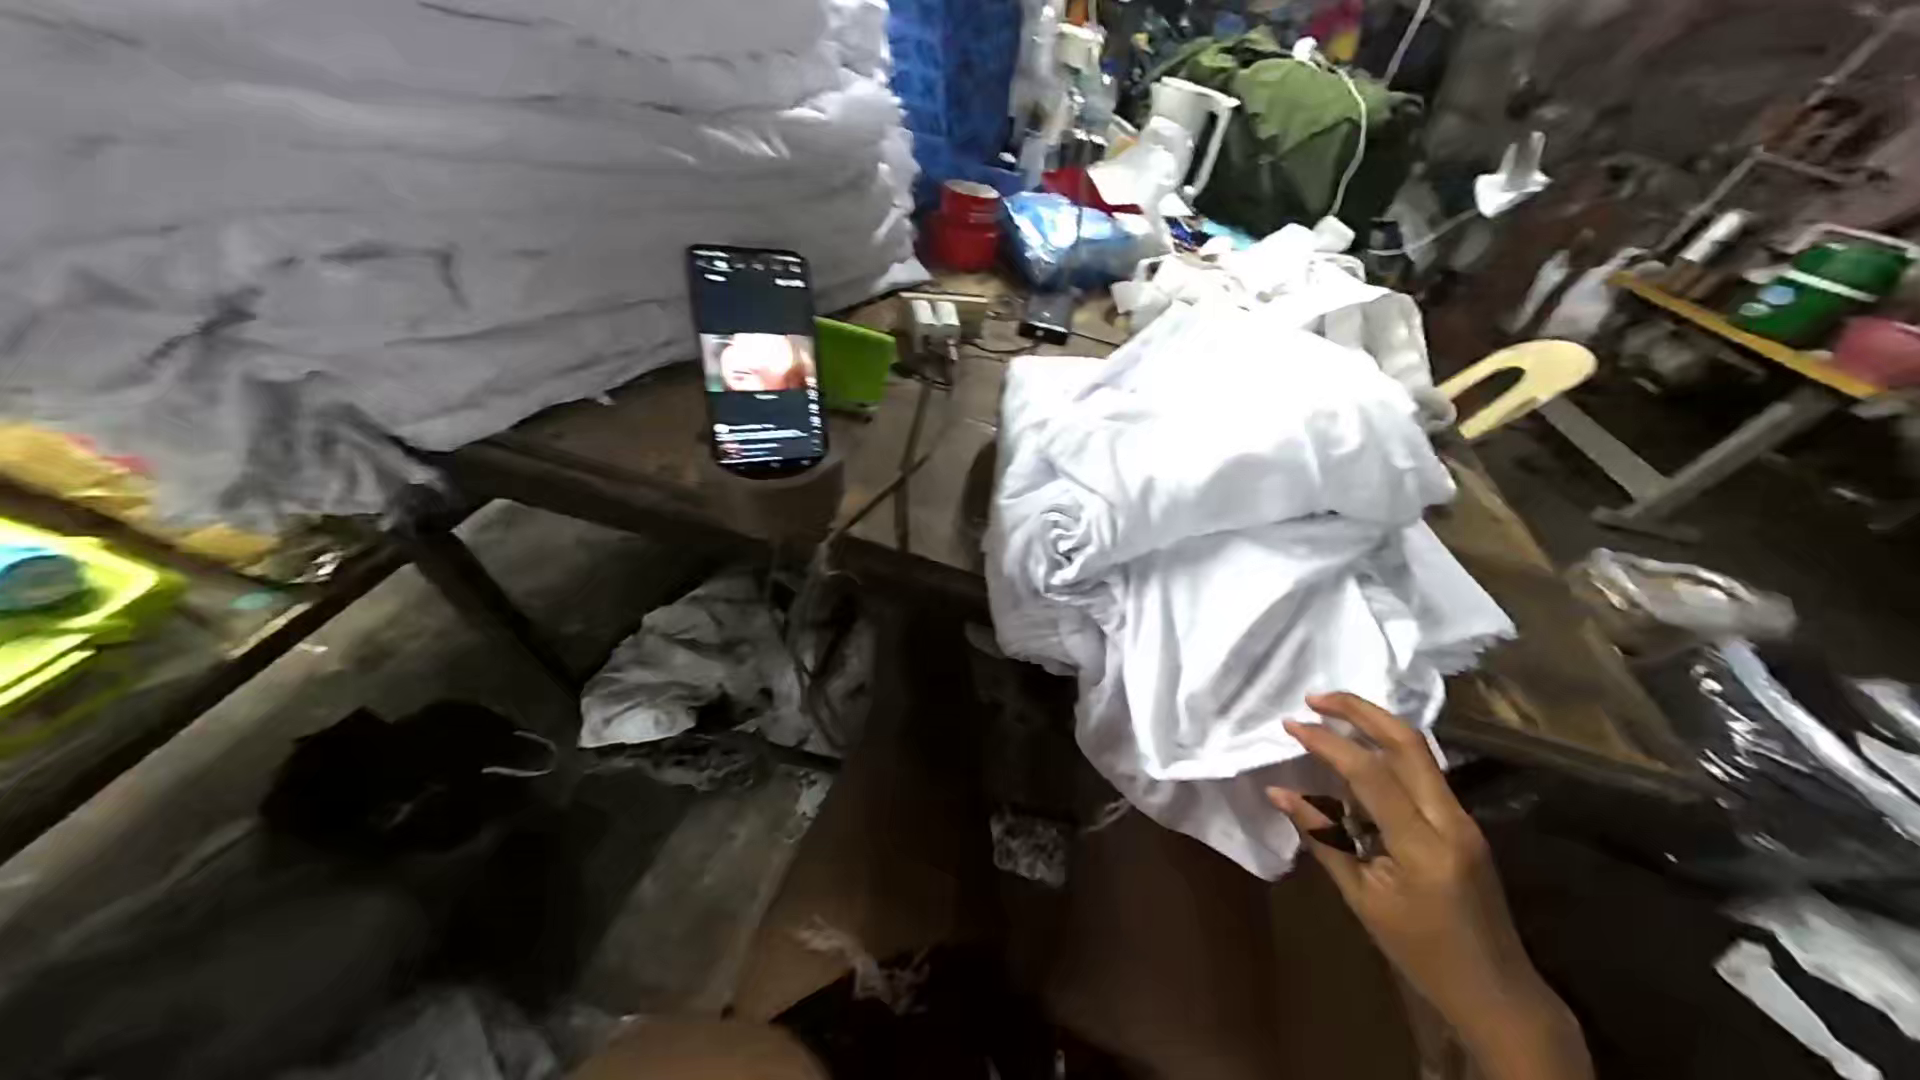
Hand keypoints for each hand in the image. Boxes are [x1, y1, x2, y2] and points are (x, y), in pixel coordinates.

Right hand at [1267, 692, 1590, 1079]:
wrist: (1497, 991)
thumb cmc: (1421, 951)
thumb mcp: (1361, 897)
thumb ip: (1322, 837)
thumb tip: (1278, 791)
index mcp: (1423, 846)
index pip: (1371, 775)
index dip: (1328, 743)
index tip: (1290, 725)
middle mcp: (1451, 821)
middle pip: (1409, 744)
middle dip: (1360, 711)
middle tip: (1316, 696)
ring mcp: (1463, 819)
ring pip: (1419, 751)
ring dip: (1374, 723)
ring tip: (1330, 710)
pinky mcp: (1462, 822)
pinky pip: (1421, 772)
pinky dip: (1386, 750)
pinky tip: (1358, 749)